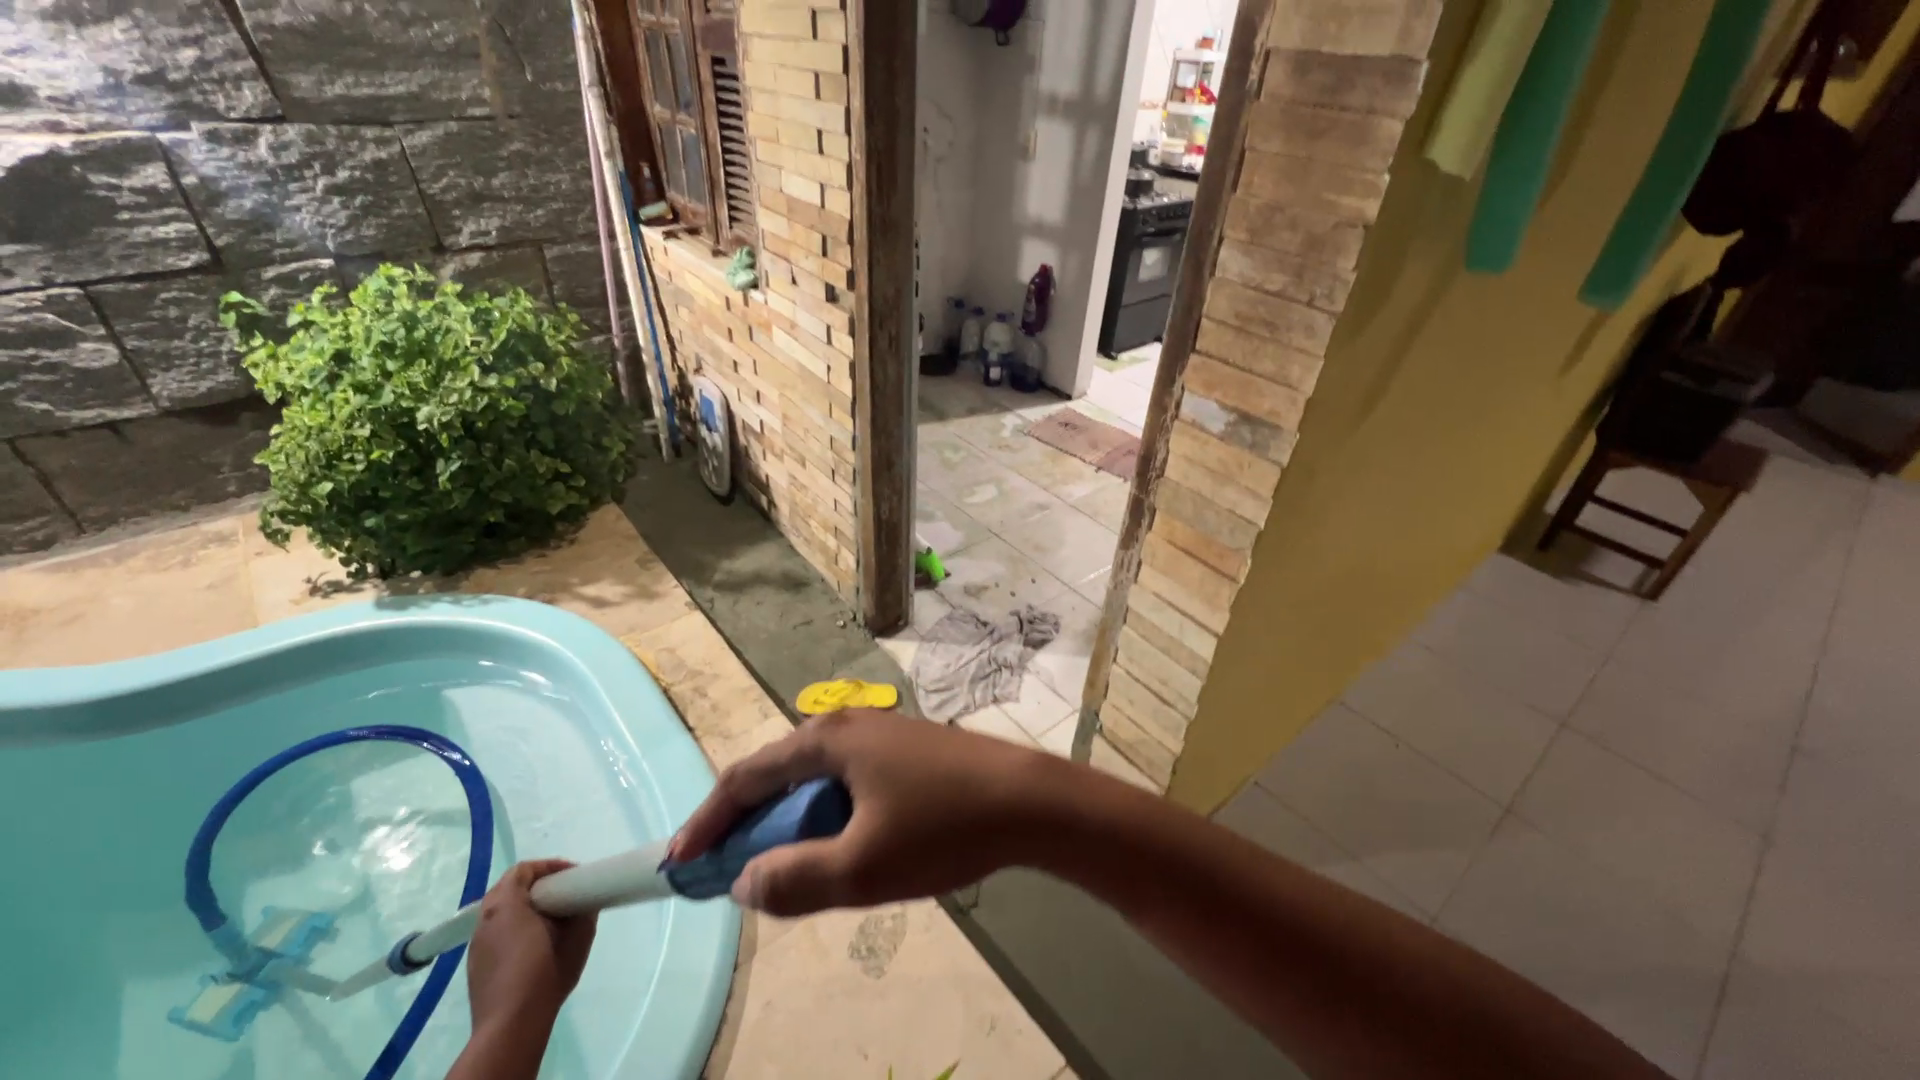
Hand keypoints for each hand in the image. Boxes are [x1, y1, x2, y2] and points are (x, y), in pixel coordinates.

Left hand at [465, 859, 597, 1032]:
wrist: (510, 1024)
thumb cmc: (545, 974)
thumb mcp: (577, 939)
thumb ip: (583, 915)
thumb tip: (586, 904)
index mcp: (506, 905)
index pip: (523, 870)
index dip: (549, 866)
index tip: (572, 875)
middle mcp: (485, 919)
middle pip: (508, 888)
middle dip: (536, 884)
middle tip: (563, 893)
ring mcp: (477, 943)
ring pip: (500, 911)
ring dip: (524, 906)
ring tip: (550, 920)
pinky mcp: (476, 963)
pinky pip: (496, 932)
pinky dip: (515, 926)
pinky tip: (533, 944)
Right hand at [670, 708, 1074, 916]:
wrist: (1033, 801)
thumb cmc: (944, 828)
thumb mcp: (862, 868)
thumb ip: (794, 880)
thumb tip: (743, 883)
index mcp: (828, 741)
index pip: (746, 778)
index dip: (707, 820)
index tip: (679, 860)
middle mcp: (849, 724)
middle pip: (779, 773)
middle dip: (748, 822)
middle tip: (731, 868)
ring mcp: (884, 733)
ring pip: (817, 778)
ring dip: (792, 821)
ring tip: (788, 865)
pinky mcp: (910, 749)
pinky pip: (849, 780)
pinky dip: (828, 813)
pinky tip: (846, 844)